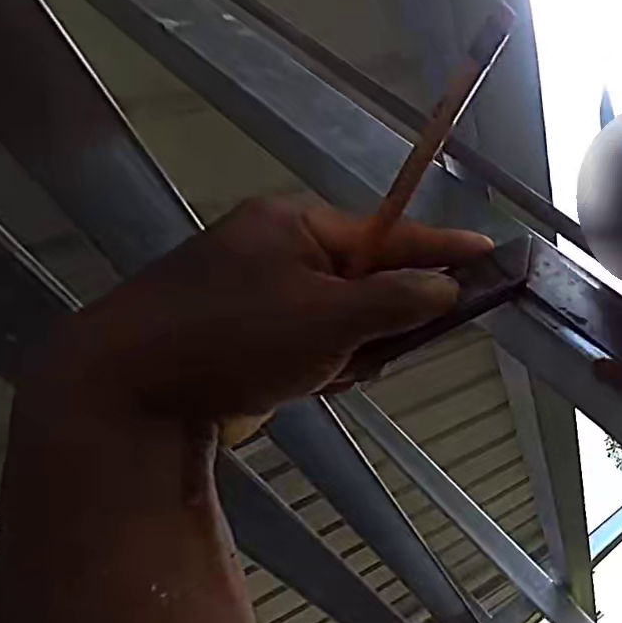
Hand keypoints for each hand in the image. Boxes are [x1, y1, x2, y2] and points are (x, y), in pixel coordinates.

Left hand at [29, 197, 494, 427]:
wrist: (128, 394)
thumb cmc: (232, 341)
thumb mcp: (330, 318)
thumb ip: (400, 300)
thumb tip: (449, 287)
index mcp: (297, 227)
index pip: (394, 235)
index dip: (447, 248)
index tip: (493, 253)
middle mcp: (286, 251)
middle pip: (378, 280)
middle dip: (387, 322)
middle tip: (375, 349)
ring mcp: (272, 291)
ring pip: (358, 319)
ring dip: (358, 351)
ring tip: (328, 372)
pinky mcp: (263, 330)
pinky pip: (331, 340)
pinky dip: (333, 364)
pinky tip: (311, 381)